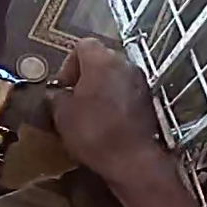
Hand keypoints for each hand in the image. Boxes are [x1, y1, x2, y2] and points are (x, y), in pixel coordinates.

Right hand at [49, 38, 170, 191]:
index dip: (67, 66)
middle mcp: (125, 64)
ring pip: (115, 77)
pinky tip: (107, 124)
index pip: (81, 46)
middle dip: (85, 77)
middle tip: (73, 101)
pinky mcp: (149, 101)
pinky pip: (127, 94)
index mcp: (101, 60)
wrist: (132, 160)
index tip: (62, 88)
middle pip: (100, 60)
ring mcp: (141, 82)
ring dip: (101, 90)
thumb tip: (57, 93)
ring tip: (89, 115)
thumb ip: (56, 97)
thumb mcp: (62, 116)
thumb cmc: (94, 133)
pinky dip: (116, 103)